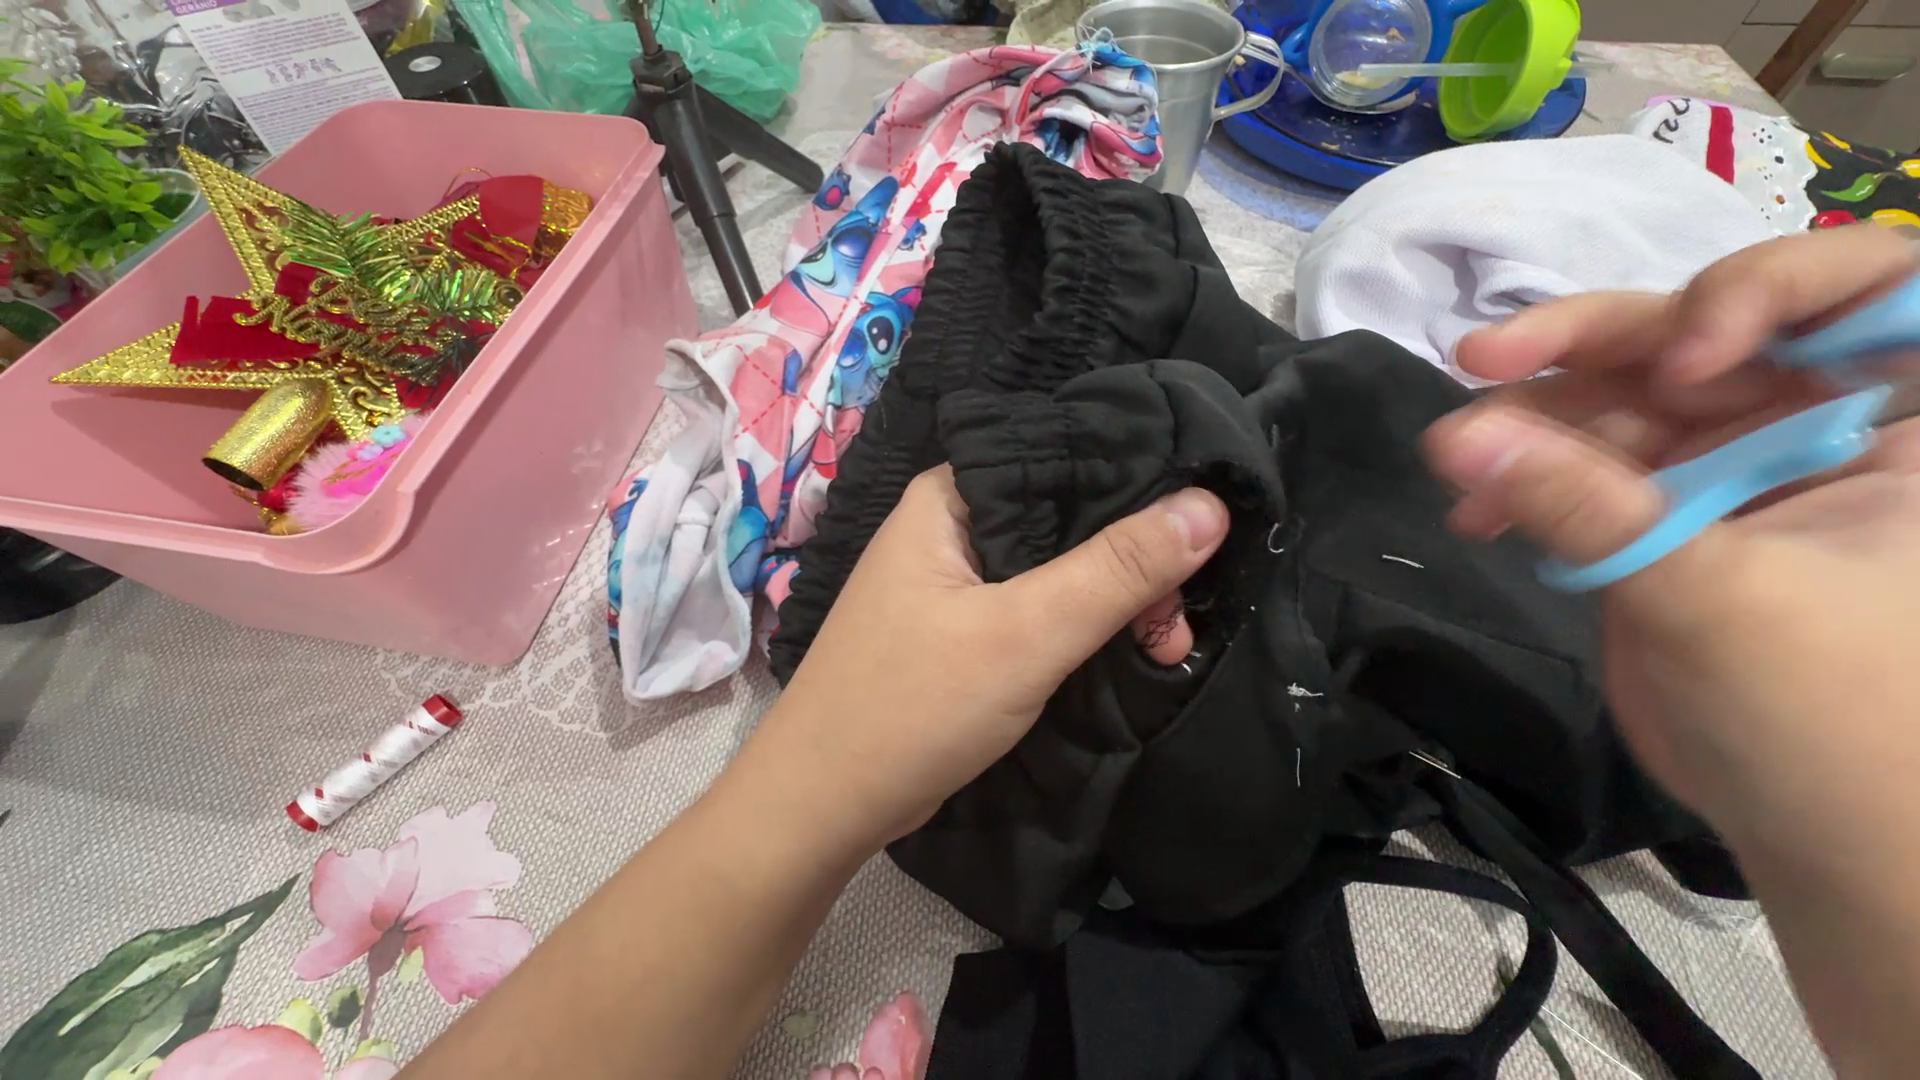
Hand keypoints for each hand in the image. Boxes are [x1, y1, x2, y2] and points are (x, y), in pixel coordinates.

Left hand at [743, 465, 1227, 854]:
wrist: (825, 804)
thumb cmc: (913, 705)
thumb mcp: (1024, 633)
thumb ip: (1116, 570)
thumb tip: (1211, 505)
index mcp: (952, 497)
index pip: (1064, 462)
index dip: (1141, 488)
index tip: (1209, 530)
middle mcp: (953, 526)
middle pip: (1069, 521)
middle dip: (1136, 563)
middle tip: (1188, 614)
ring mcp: (957, 582)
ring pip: (1060, 571)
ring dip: (1116, 601)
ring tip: (1169, 643)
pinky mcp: (966, 631)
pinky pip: (1041, 611)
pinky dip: (1086, 628)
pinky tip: (1132, 648)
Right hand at [1421, 226, 1919, 855]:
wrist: (1821, 834)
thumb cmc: (1838, 719)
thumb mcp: (1708, 595)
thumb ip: (1581, 507)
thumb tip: (1457, 435)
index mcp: (1911, 418)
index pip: (1862, 287)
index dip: (1762, 290)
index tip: (1680, 358)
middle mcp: (1820, 422)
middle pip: (1692, 336)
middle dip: (1586, 343)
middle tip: (1478, 357)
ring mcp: (1728, 468)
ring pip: (1615, 403)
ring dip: (1528, 425)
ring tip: (1454, 458)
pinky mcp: (1656, 515)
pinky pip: (1577, 470)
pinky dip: (1519, 485)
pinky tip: (1474, 518)